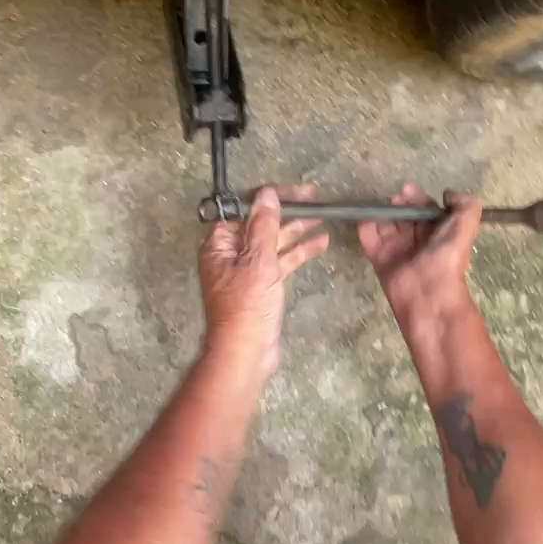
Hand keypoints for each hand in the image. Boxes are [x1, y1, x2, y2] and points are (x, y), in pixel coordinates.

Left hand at [198, 185, 328, 375]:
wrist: (246, 352)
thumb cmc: (246, 307)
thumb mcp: (257, 261)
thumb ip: (263, 226)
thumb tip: (266, 195)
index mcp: (219, 245)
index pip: (243, 210)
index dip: (269, 197)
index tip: (295, 191)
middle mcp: (230, 254)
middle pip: (259, 224)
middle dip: (286, 211)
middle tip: (315, 198)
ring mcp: (247, 270)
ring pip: (273, 242)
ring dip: (296, 229)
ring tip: (323, 216)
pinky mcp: (262, 285)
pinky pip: (280, 262)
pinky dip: (298, 252)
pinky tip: (320, 243)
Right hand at [357, 184, 481, 332]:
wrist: (428, 291)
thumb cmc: (447, 257)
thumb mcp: (466, 226)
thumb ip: (465, 204)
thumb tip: (447, 193)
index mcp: (438, 232)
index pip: (424, 209)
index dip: (417, 197)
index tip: (407, 189)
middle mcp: (417, 239)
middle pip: (404, 215)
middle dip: (398, 203)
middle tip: (394, 199)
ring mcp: (397, 248)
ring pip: (385, 224)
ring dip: (381, 212)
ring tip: (380, 207)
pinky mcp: (379, 257)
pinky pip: (369, 238)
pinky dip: (365, 227)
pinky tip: (365, 217)